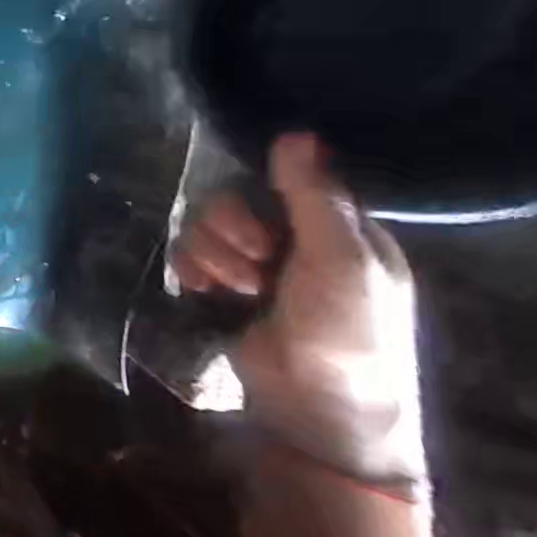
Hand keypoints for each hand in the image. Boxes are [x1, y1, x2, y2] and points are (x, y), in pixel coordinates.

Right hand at [171, 134, 425, 486]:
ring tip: (234, 289)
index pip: (282, 182)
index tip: (268, 228)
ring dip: (212, 256)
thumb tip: (295, 131)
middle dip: (231, 232)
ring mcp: (256, 266)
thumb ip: (314, 197)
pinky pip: (189, 256)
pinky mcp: (222, 289)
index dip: (263, 197)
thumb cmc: (346, 332)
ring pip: (206, 228)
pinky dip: (192, 271)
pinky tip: (204, 291)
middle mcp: (293, 240)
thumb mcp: (340, 261)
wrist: (316, 405)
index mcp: (337, 229)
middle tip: (253, 265)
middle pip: (233, 201)